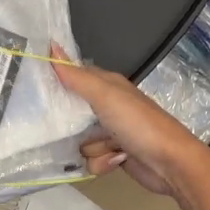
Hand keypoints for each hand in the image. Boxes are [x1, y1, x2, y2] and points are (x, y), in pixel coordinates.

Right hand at [52, 44, 209, 197]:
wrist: (170, 163)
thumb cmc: (139, 124)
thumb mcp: (106, 96)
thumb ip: (76, 76)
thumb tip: (50, 46)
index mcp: (107, 86)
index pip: (73, 77)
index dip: (57, 83)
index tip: (38, 91)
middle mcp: (107, 107)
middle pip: (71, 114)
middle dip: (70, 125)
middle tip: (72, 126)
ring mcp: (111, 133)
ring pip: (80, 142)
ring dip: (93, 148)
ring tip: (110, 145)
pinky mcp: (114, 156)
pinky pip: (91, 161)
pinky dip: (102, 163)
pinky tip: (117, 160)